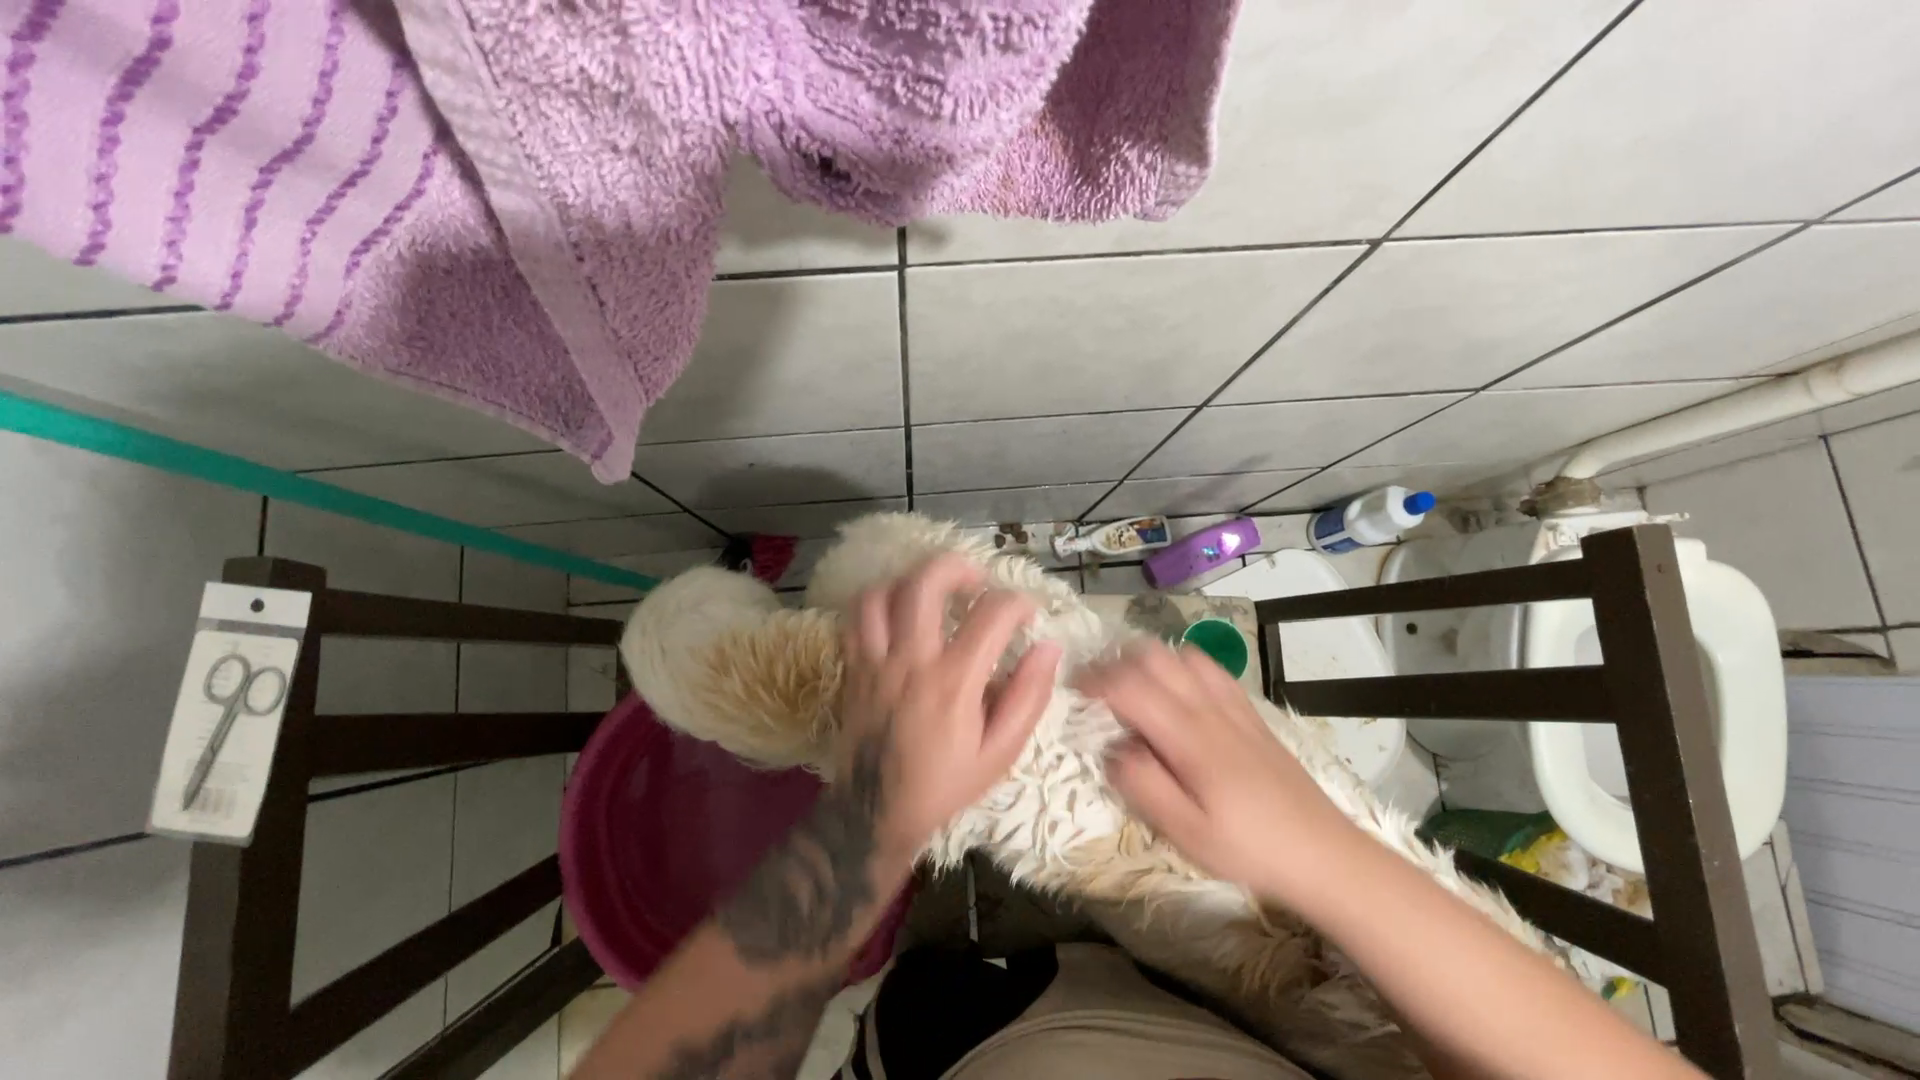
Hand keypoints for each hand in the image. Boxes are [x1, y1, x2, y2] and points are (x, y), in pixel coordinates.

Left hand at [837, 554, 1061, 861]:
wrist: (876, 812)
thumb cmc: (946, 784)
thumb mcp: (1001, 752)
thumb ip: (1028, 697)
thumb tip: (1048, 648)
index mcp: (954, 682)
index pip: (991, 614)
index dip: (1017, 602)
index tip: (1027, 612)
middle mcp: (911, 661)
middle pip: (925, 583)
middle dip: (956, 566)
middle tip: (976, 578)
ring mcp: (875, 662)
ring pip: (882, 593)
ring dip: (910, 581)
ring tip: (932, 592)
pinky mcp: (852, 668)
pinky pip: (855, 618)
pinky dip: (876, 603)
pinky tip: (897, 613)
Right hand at [1077, 642, 1364, 909]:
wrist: (1323, 854)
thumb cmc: (1249, 850)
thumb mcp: (1186, 832)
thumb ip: (1142, 785)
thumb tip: (1111, 748)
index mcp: (1189, 738)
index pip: (1130, 686)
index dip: (1095, 681)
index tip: (1071, 691)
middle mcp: (1210, 710)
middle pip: (1155, 656)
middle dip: (1116, 663)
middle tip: (1094, 689)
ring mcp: (1234, 707)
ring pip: (1182, 654)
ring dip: (1148, 660)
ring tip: (1129, 686)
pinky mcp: (1250, 714)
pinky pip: (1211, 668)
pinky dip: (1181, 665)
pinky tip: (1176, 691)